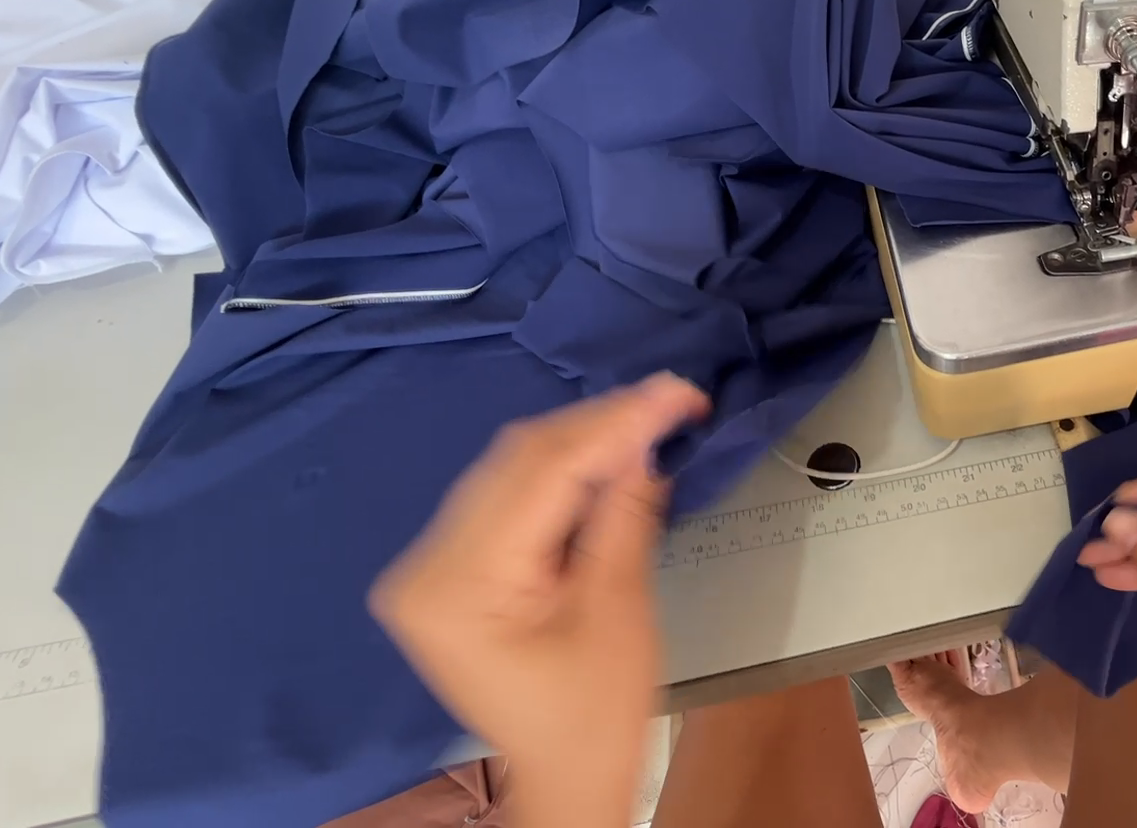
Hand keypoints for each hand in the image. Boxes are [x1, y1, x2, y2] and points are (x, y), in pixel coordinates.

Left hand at [370, 374, 707, 827]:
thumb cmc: (597, 711)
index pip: (543, 472)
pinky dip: (572, 462)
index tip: (679, 392)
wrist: (564, 773)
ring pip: (518, 462)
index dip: (617, 422)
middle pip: (521, 456)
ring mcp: (436, 560)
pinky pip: (517, 488)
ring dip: (591, 434)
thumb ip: (624, 516)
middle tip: (676, 397)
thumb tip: (647, 443)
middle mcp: (429, 561)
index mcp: (459, 583)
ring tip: (655, 415)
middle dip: (605, 420)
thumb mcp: (620, 610)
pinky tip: (616, 450)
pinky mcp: (459, 561)